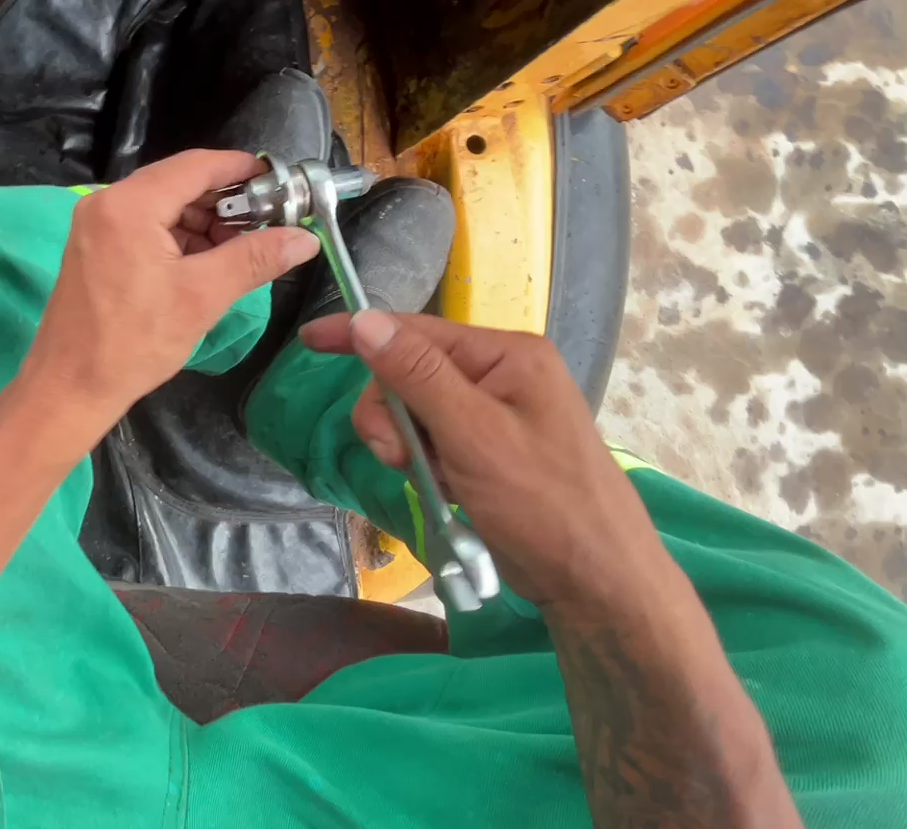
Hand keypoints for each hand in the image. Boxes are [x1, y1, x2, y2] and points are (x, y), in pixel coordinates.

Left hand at [20, 150, 320, 429]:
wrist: (70, 387)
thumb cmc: (134, 342)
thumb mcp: (202, 297)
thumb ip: (254, 259)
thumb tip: (304, 238)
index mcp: (128, 206)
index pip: (195, 166)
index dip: (240, 168)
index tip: (278, 181)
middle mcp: (105, 203)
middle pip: (177, 184)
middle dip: (224, 202)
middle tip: (265, 224)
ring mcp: (95, 226)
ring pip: (162, 207)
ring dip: (202, 223)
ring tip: (239, 251)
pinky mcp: (93, 248)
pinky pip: (144, 227)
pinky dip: (176, 239)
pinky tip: (204, 264)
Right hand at [299, 310, 676, 609]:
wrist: (598, 585)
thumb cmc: (543, 505)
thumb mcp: (473, 435)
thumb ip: (416, 374)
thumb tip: (365, 320)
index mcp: (505, 355)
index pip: (413, 330)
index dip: (358, 333)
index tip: (309, 340)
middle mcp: (498, 373)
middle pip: (406, 372)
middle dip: (390, 414)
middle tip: (396, 455)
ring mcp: (493, 411)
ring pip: (411, 409)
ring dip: (405, 443)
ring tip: (429, 478)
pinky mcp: (485, 446)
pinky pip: (429, 437)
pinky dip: (422, 461)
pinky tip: (443, 485)